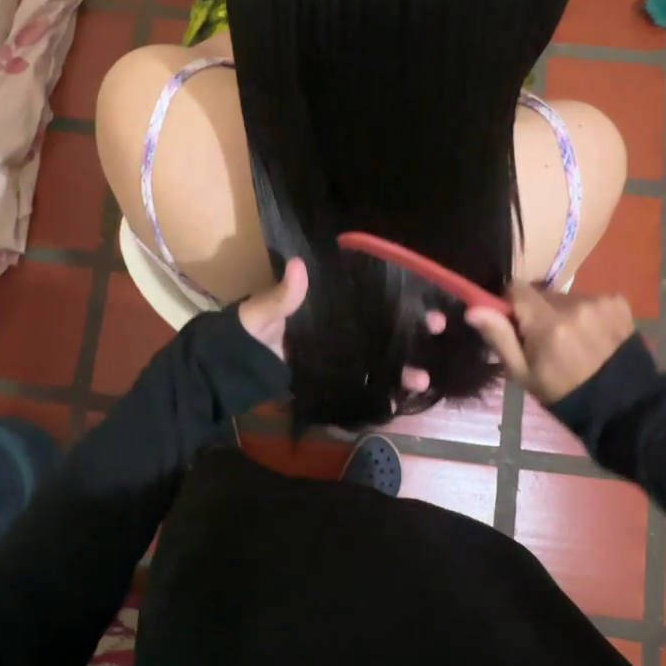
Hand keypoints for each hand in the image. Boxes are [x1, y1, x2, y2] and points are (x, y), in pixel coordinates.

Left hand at [237, 259, 441, 390]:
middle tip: (439, 331)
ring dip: (402, 366)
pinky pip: (361, 383)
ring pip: (378, 357)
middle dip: (412, 331)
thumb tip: (300, 266)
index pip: (369, 297)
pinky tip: (400, 399)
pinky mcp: (331, 379)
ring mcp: (337, 355)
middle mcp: (338, 327)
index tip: (427, 301)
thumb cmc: (243, 334)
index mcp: (325, 303)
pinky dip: (380, 391)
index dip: (400, 298)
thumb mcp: (260, 313)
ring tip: (422, 378)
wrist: (226, 371)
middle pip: (383, 327)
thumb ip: (282, 297)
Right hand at [466, 285, 634, 404]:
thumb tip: (473, 310)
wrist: (622, 404)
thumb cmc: (564, 392)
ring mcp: (599, 301)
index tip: (516, 323)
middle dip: (538, 311)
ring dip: (563, 312)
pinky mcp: (618, 302)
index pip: (516, 289)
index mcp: (547, 324)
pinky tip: (594, 336)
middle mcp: (573, 304)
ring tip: (574, 341)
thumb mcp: (523, 374)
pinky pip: (590, 299)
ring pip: (565, 296)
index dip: (511, 303)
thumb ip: (499, 337)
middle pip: (542, 293)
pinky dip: (587, 313)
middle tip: (546, 340)